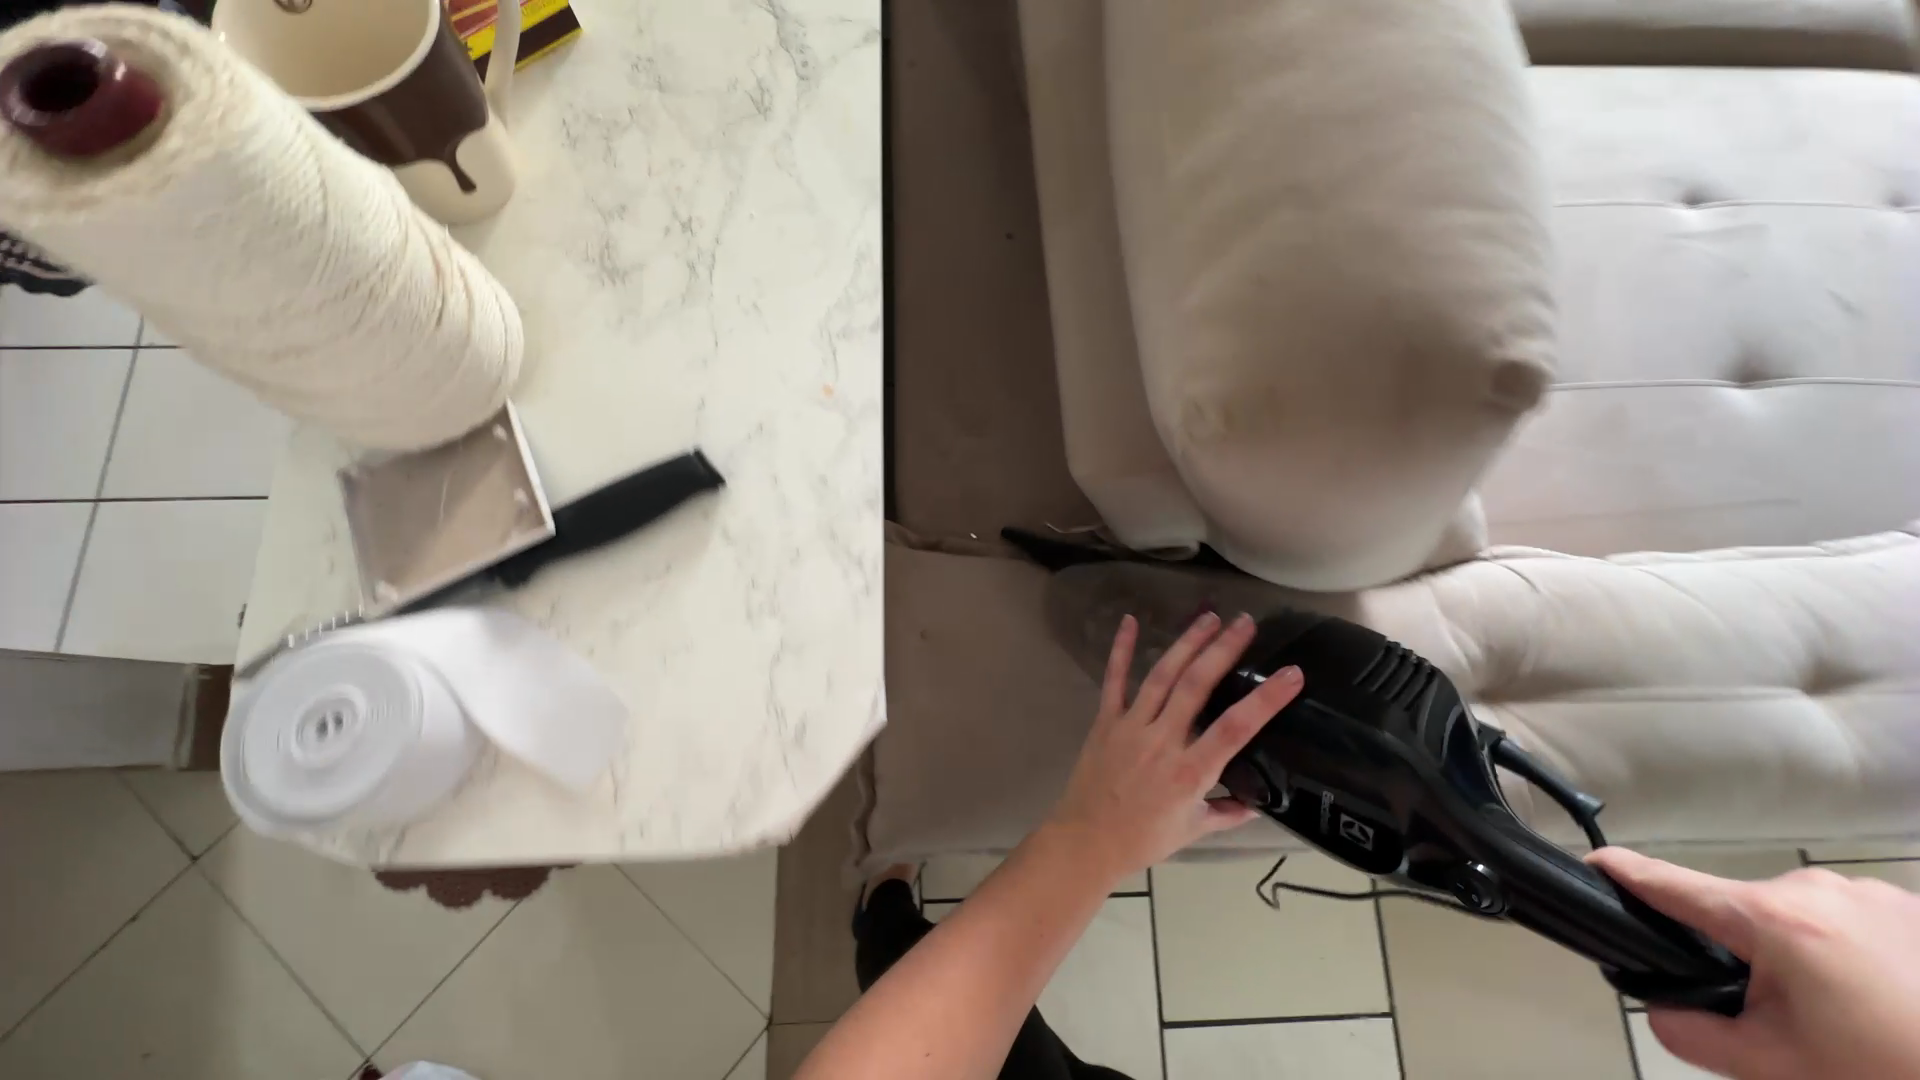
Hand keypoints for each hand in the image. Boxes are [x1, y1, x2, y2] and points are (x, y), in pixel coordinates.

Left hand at [1044, 612, 1302, 886]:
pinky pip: (1113, 680)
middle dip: (1222, 650)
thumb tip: (1257, 804)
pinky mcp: (1105, 721)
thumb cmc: (1143, 839)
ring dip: (1186, 643)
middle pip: (1196, 686)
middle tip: (1245, 623)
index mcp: (1190, 771)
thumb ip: (1227, 813)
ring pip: (1161, 676)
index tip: (1292, 674)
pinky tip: (1130, 621)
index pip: (1236, 728)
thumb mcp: (1193, 830)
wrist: (1086, 841)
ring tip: (1209, 617)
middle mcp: (1162, 741)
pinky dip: (1121, 649)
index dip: (1266, 699)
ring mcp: (1131, 726)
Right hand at [1588, 848, 1919, 1079]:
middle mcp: (1814, 890)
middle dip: (1736, 948)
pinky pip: (1850, 919)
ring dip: (1795, 951)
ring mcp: (1873, 894)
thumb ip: (1697, 1034)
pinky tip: (1885, 1001)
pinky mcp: (1916, 908)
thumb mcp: (1779, 1070)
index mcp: (1771, 921)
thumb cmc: (1886, 1073)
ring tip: (1843, 1013)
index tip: (1586, 863)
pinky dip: (1846, 951)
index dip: (1618, 871)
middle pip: (1736, 907)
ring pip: (1796, 914)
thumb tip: (1660, 1010)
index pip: (1665, 882)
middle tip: (1772, 1011)